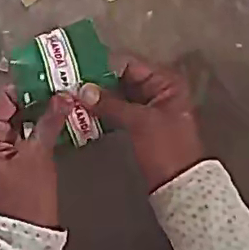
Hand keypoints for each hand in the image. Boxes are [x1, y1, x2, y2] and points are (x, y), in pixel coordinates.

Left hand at [0, 86, 65, 227]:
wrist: (26, 239)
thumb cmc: (27, 200)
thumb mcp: (39, 155)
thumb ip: (50, 121)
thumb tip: (62, 96)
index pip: (5, 97)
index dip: (29, 85)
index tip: (52, 76)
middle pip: (13, 107)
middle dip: (38, 97)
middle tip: (63, 86)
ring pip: (21, 120)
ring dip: (42, 111)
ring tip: (66, 100)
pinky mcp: (10, 161)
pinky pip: (25, 134)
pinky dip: (41, 126)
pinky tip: (60, 119)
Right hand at [75, 55, 203, 192]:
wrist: (178, 185)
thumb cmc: (166, 147)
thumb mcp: (140, 122)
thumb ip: (111, 103)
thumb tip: (82, 90)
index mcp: (166, 81)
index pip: (130, 64)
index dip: (104, 65)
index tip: (78, 66)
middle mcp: (158, 89)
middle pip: (122, 78)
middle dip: (98, 81)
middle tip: (70, 81)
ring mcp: (148, 107)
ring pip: (118, 94)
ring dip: (98, 96)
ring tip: (72, 94)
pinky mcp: (139, 123)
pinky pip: (118, 109)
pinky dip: (103, 110)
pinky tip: (83, 110)